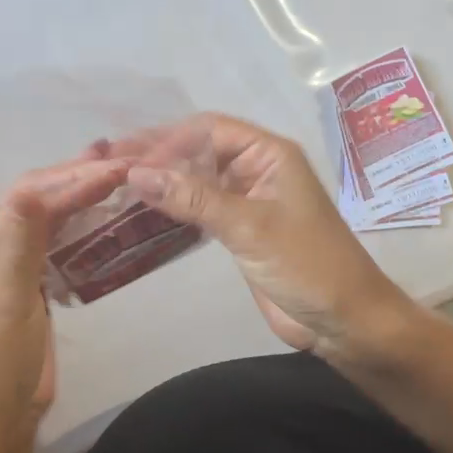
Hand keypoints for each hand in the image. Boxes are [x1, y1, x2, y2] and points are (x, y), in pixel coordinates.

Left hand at [0, 157, 128, 441]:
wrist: (1, 419)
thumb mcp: (9, 301)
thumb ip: (22, 243)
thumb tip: (29, 189)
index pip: (25, 203)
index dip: (70, 184)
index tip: (115, 168)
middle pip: (37, 204)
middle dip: (79, 181)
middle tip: (125, 159)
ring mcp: (10, 262)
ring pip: (51, 221)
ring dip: (84, 199)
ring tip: (121, 172)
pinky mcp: (33, 281)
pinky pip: (59, 244)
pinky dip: (83, 227)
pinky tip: (106, 210)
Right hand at [122, 114, 415, 366]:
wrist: (344, 321)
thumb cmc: (307, 265)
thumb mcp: (248, 226)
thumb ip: (193, 198)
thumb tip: (137, 174)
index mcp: (269, 154)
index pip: (208, 130)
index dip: (166, 140)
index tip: (125, 157)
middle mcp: (256, 170)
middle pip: (198, 152)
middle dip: (157, 157)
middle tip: (107, 165)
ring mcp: (247, 201)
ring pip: (196, 181)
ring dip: (161, 183)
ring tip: (115, 187)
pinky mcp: (239, 232)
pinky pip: (199, 210)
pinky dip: (172, 209)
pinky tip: (142, 213)